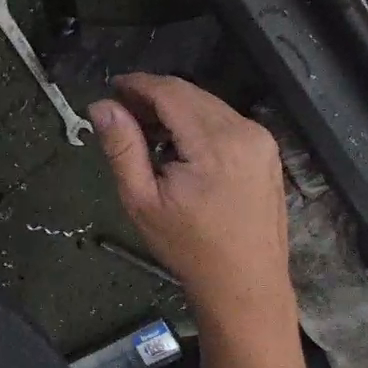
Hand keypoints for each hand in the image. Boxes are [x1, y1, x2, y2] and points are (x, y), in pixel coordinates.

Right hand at [90, 74, 289, 312]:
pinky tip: (174, 148)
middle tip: (118, 113)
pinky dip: (194, 123)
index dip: (137, 84)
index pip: (171, 92)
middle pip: (190, 94)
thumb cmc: (188, 246)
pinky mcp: (265, 151)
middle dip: (152, 96)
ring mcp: (261, 140)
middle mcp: (245, 131)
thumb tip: (102, 106)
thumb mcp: (141, 199)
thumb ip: (122, 148)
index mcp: (215, 143)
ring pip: (207, 105)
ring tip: (142, 133)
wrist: (245, 282)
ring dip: (172, 109)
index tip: (109, 89)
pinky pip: (223, 121)